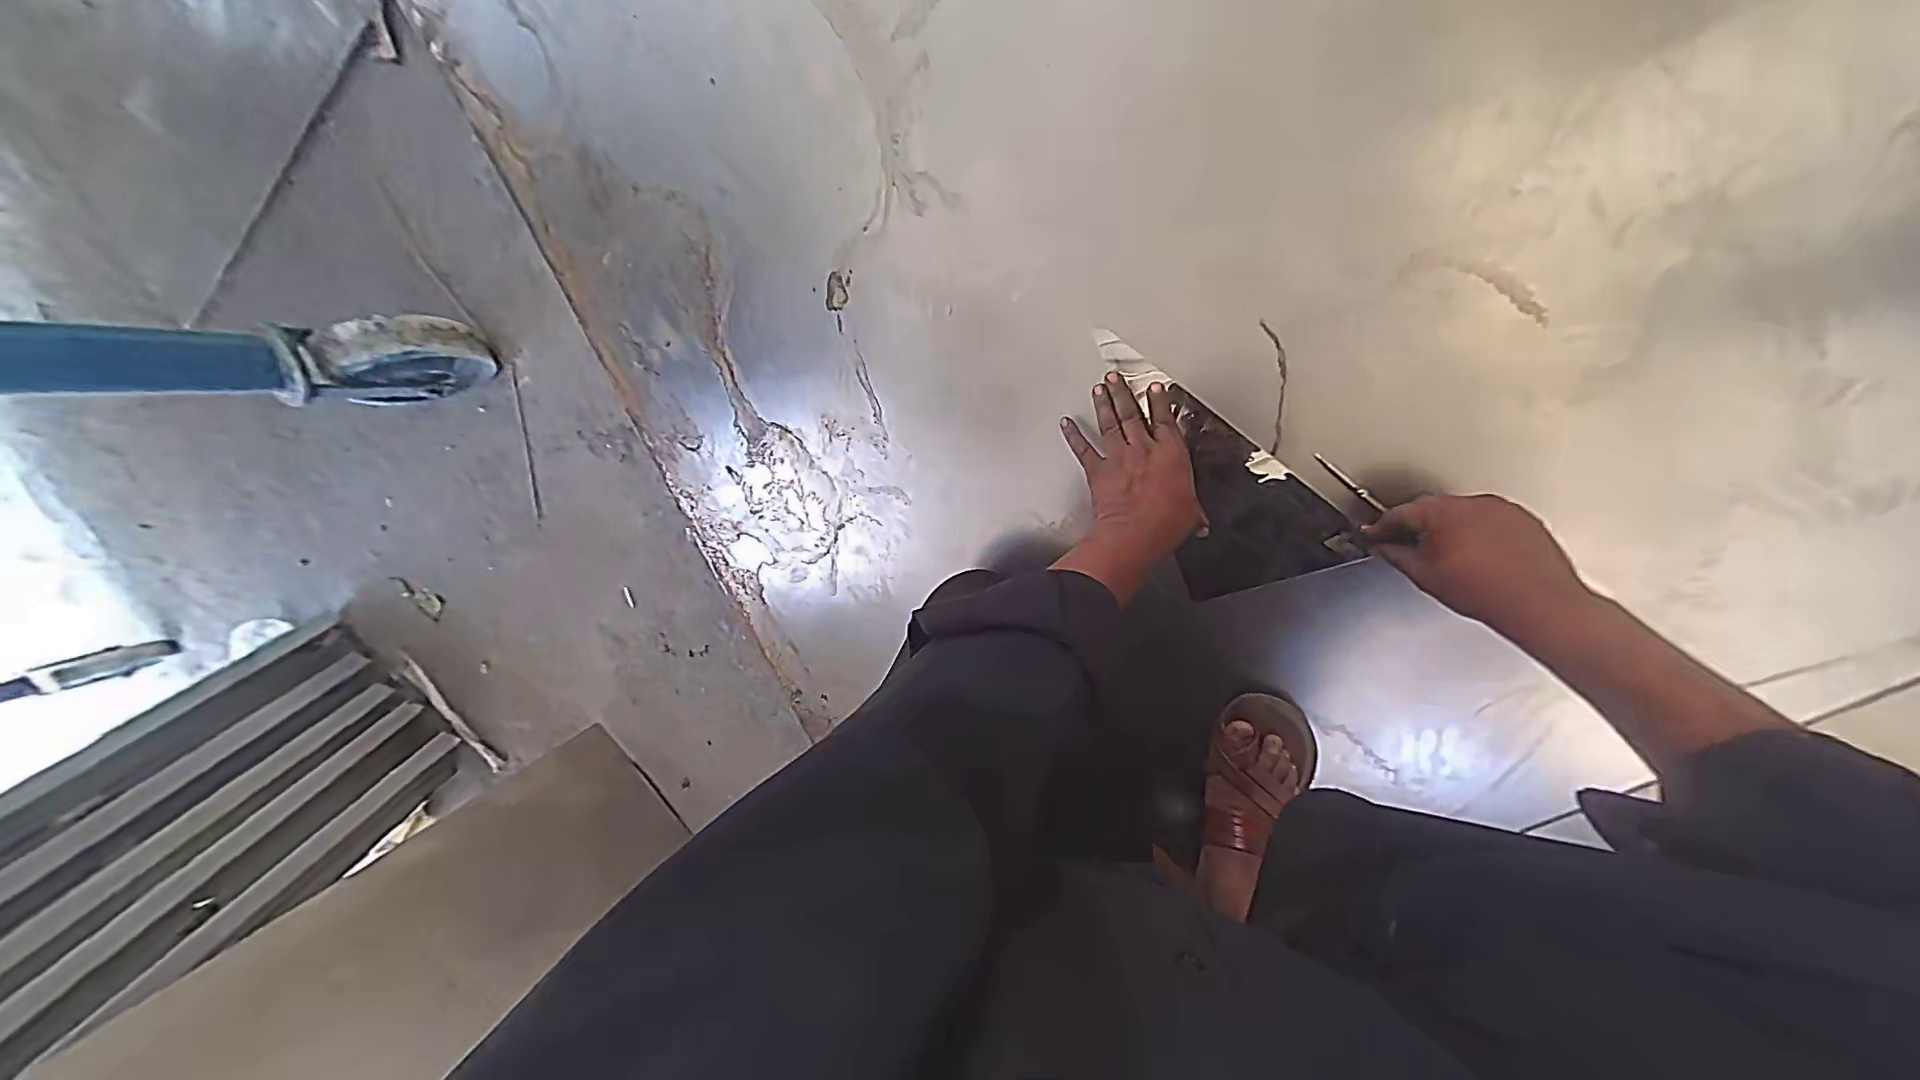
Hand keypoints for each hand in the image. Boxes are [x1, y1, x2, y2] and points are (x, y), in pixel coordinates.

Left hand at [1052, 373, 1204, 603]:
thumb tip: (1200, 521)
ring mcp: (1119, 457)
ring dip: (1103, 404)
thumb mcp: (1190, 513)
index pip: (1165, 419)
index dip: (1159, 401)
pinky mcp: (1098, 470)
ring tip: (1099, 389)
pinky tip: (1067, 424)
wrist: (1135, 533)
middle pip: (1132, 413)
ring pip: (1109, 422)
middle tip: (1117, 378)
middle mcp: (1143, 449)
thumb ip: (1194, 511)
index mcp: (1170, 454)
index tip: (1155, 388)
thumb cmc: (1164, 523)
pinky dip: (1073, 435)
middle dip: (1124, 393)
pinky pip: (1083, 448)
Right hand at [1365, 494, 1593, 629]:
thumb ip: (1395, 554)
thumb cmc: (1489, 592)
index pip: (1401, 512)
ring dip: (1447, 529)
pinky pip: (1488, 520)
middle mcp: (1476, 504)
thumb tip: (1385, 547)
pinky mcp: (1524, 521)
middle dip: (1416, 526)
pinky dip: (1476, 533)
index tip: (1376, 534)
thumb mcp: (1424, 575)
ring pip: (1461, 513)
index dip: (1382, 526)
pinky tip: (1474, 557)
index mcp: (1445, 512)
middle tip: (1404, 545)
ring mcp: (1503, 510)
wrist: (1541, 605)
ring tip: (1446, 556)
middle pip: (1432, 509)